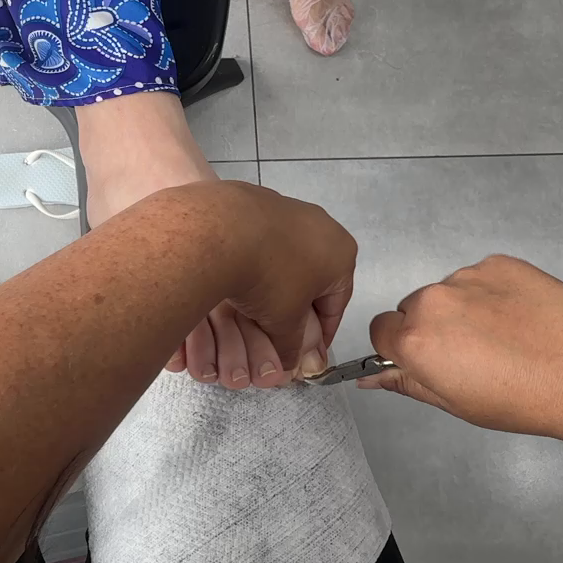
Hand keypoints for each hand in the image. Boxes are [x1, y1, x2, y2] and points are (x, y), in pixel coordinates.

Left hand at [147, 182, 354, 388]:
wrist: (220, 230)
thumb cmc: (268, 277)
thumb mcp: (284, 321)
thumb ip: (292, 345)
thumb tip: (290, 364)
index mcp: (341, 253)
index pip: (336, 304)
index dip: (321, 333)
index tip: (306, 350)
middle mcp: (321, 224)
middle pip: (313, 276)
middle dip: (297, 304)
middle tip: (279, 329)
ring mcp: (288, 207)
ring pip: (286, 255)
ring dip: (275, 279)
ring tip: (253, 303)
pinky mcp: (256, 199)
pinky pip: (261, 237)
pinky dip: (255, 257)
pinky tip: (236, 274)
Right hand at [361, 255, 562, 440]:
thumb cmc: (525, 401)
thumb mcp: (457, 404)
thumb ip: (407, 383)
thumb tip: (370, 378)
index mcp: (415, 340)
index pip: (380, 330)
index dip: (400, 348)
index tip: (428, 361)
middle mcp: (432, 301)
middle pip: (412, 308)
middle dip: (431, 327)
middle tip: (472, 354)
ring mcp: (467, 277)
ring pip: (447, 292)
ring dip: (461, 309)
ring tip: (505, 337)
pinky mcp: (500, 263)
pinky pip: (479, 277)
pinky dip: (491, 294)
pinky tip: (521, 318)